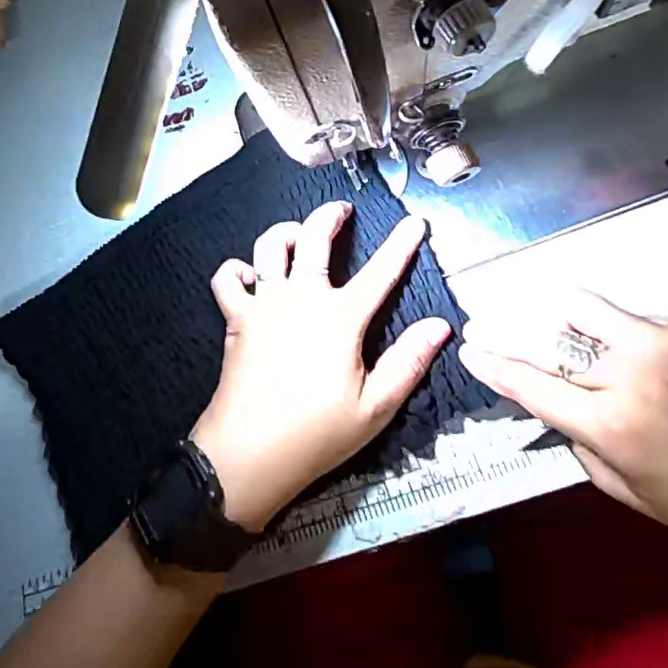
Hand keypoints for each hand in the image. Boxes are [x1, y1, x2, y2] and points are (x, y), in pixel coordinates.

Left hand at [191, 203, 451, 531]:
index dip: (402, 244)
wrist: (245, 456)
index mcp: (340, 317)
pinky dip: (237, 270)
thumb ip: (409, 361)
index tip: (416, 223)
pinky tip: (250, 275)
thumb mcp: (375, 407)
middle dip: (331, 216)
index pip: (381, 271)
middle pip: (314, 237)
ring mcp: (264, 305)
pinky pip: (228, 279)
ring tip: (299, 235)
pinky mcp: (236, 320)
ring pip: (270, 246)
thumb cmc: (315, 434)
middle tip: (342, 210)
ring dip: (286, 232)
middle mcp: (301, 298)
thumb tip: (439, 326)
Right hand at [459, 291, 667, 610]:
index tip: (471, 350)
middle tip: (492, 320)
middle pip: (554, 329)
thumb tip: (559, 408)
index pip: (535, 385)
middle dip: (515, 325)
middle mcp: (634, 371)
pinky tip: (627, 351)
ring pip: (591, 308)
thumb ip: (585, 444)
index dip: (496, 366)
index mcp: (616, 425)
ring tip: (550, 319)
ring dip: (563, 315)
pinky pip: (638, 322)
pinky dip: (618, 333)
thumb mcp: (632, 492)